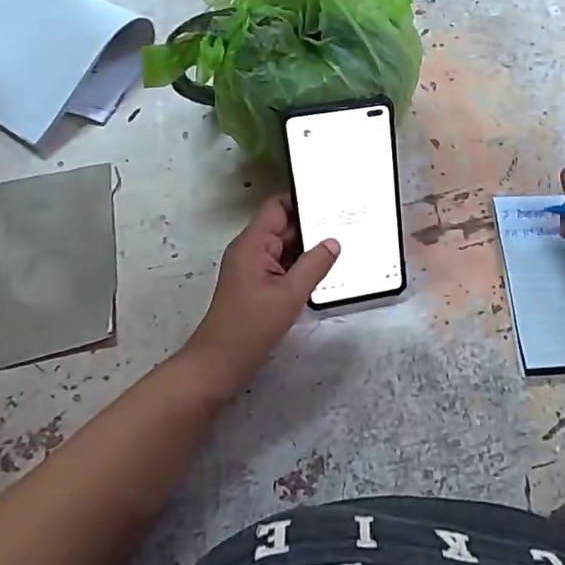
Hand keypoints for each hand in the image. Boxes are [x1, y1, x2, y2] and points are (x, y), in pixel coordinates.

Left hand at [182, 195, 339, 386]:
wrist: (218, 365)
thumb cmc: (250, 328)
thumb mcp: (289, 295)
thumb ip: (314, 265)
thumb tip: (333, 241)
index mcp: (252, 244)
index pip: (277, 207)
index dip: (302, 199)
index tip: (331, 199)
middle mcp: (251, 250)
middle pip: (283, 225)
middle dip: (312, 224)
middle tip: (346, 222)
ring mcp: (253, 267)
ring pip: (285, 246)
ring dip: (308, 247)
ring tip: (342, 243)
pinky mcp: (258, 284)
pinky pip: (283, 264)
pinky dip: (301, 265)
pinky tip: (325, 269)